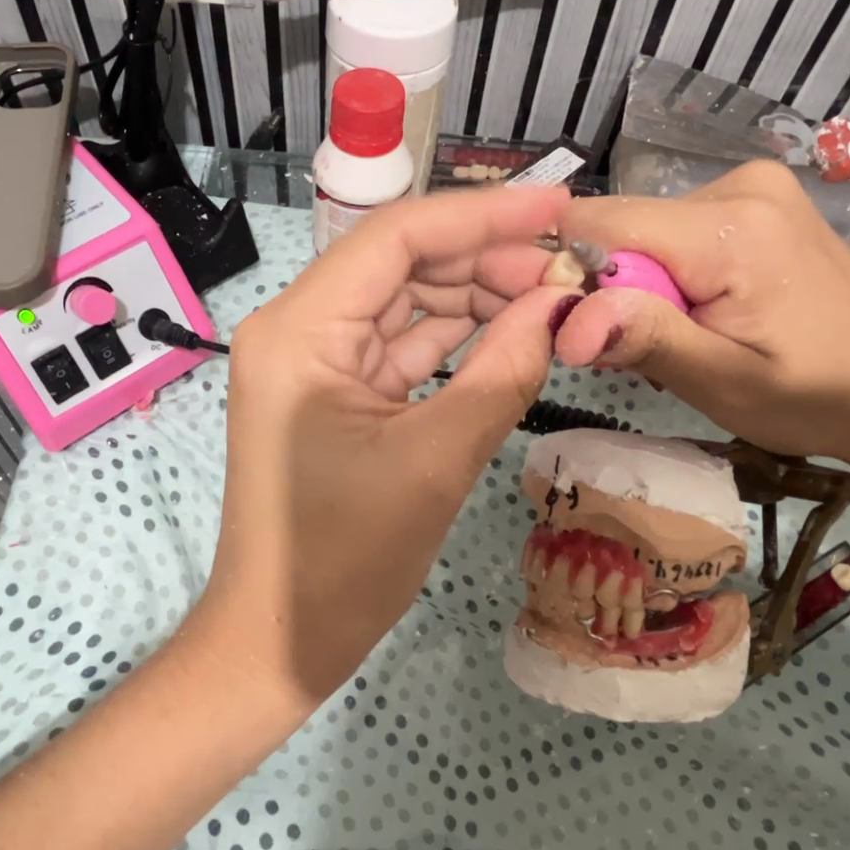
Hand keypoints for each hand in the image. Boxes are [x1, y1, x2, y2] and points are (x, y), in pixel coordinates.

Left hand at [194, 187, 576, 704]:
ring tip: (552, 297)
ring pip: (403, 303)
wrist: (279, 640)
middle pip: (400, 263)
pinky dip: (453, 340)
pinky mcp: (331, 395)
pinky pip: (398, 347)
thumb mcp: (435, 461)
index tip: (560, 208)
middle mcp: (297, 330)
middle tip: (569, 267)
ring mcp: (312, 363)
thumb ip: (502, 373)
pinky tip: (511, 332)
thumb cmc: (345, 560)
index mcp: (300, 330)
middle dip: (485, 258)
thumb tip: (559, 305)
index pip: (396, 236)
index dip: (482, 215)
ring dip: (474, 297)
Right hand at [550, 160, 849, 472]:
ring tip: (686, 334)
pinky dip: (669, 274)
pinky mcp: (757, 199)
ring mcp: (752, 185)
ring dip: (641, 285)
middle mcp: (738, 184)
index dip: (570, 273)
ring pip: (642, 231)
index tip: (580, 329)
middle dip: (612, 287)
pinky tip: (704, 311)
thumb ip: (644, 338)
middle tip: (650, 347)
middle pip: (619, 226)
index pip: (596, 222)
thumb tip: (562, 321)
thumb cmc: (815, 395)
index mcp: (730, 227)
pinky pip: (674, 232)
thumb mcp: (722, 382)